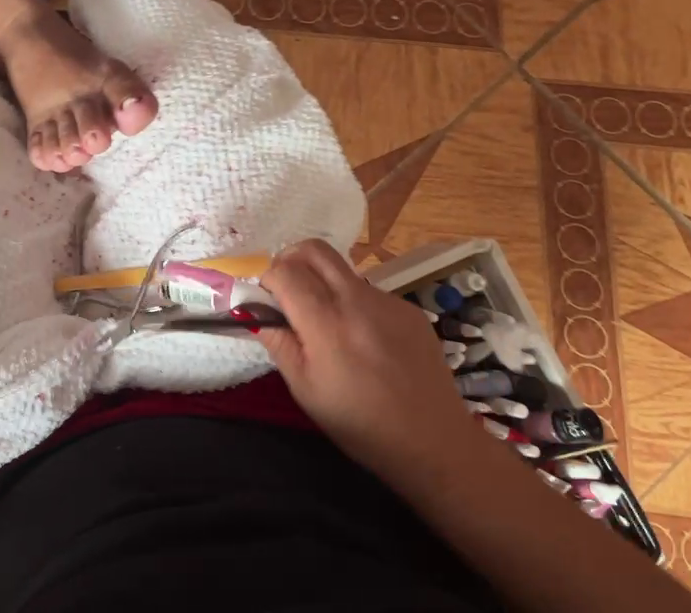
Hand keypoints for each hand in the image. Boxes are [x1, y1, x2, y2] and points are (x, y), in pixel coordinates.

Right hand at [258, 239, 476, 474]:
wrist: (435, 442)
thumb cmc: (360, 423)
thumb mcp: (305, 390)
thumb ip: (279, 343)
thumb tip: (256, 312)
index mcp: (328, 324)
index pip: (284, 271)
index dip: (266, 279)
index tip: (266, 301)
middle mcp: (358, 301)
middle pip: (313, 249)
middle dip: (290, 260)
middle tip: (287, 290)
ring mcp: (388, 301)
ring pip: (342, 269)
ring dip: (323, 282)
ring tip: (329, 325)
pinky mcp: (410, 309)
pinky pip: (369, 291)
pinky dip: (353, 303)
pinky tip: (364, 341)